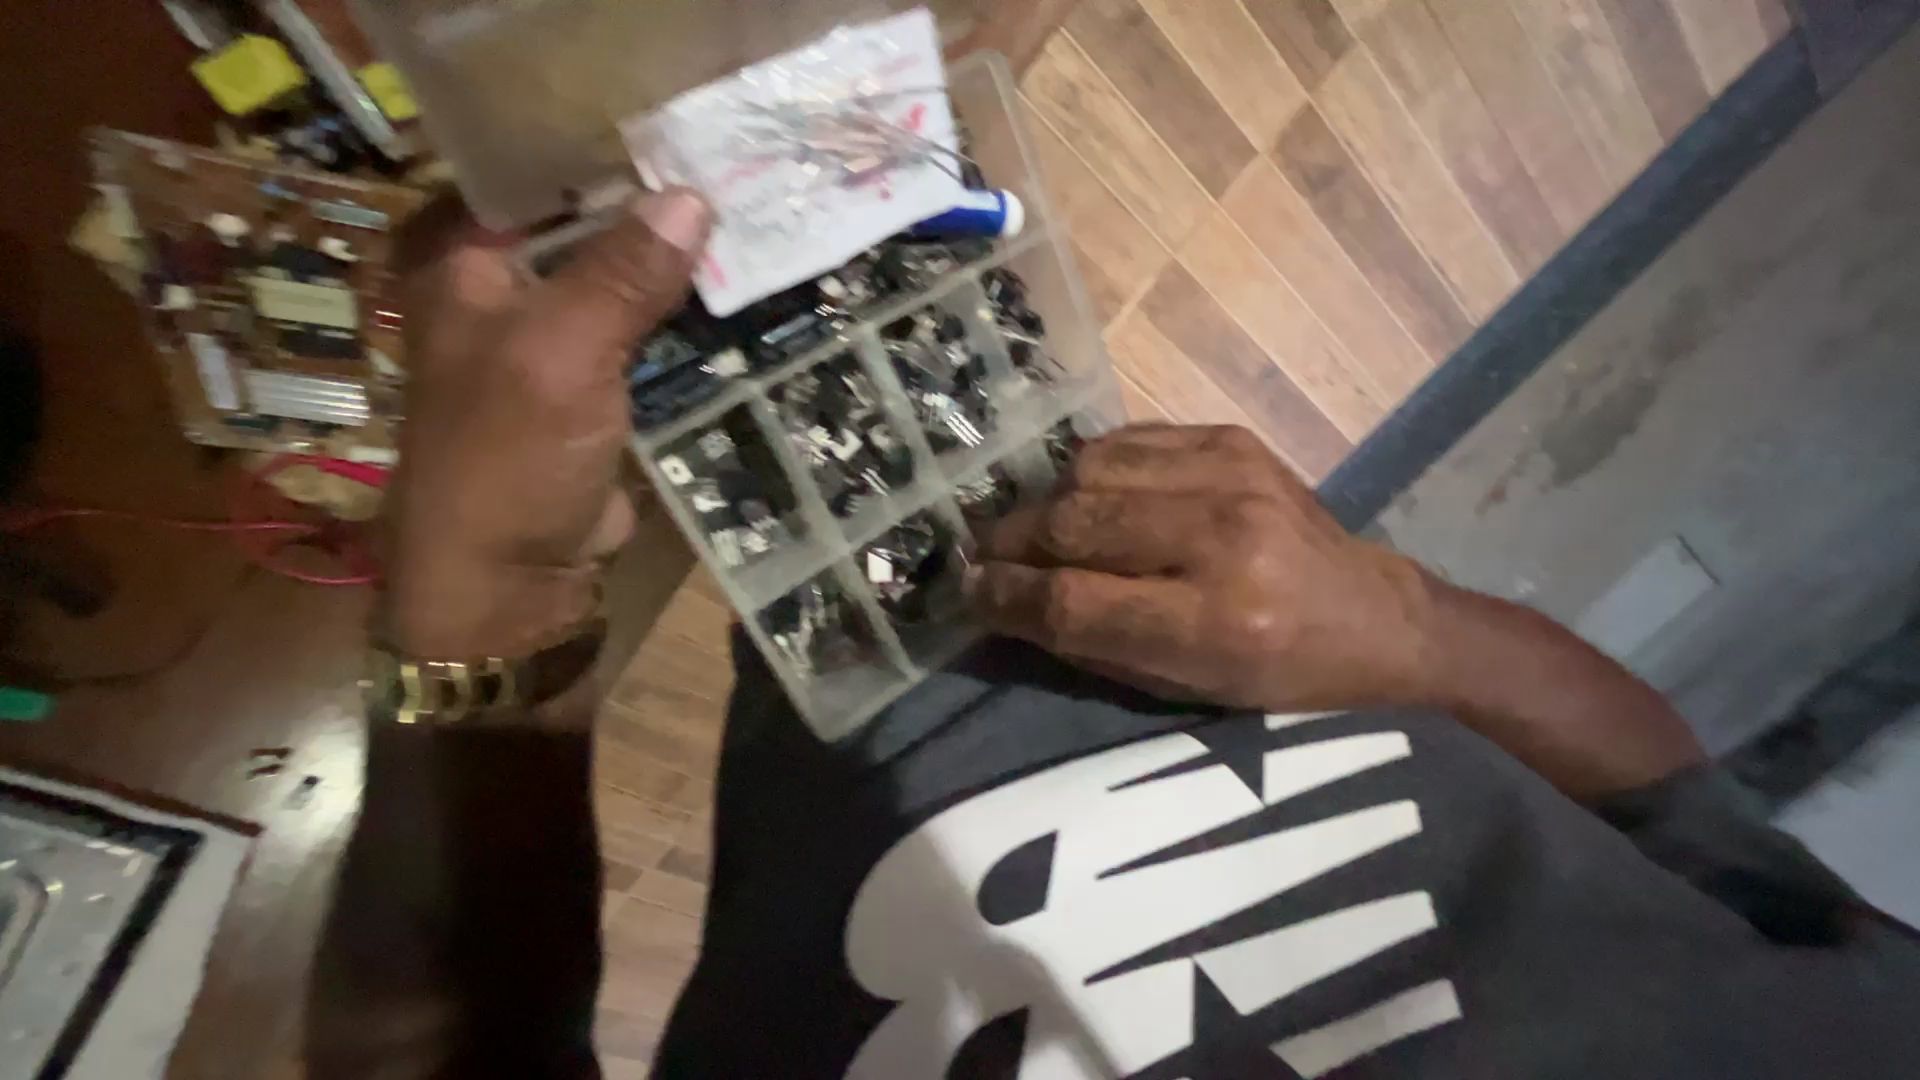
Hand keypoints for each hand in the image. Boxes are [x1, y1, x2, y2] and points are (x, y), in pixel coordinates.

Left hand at [382, 191, 711, 658]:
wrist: (513, 576)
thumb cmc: (509, 455)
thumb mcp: (561, 354)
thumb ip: (620, 276)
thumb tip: (690, 199)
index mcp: (469, 264)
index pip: (540, 179)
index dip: (608, 156)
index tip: (686, 134)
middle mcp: (510, 294)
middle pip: (591, 234)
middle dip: (659, 216)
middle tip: (739, 183)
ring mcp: (559, 346)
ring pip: (628, 290)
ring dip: (681, 273)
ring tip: (754, 232)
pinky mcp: (600, 392)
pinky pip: (649, 343)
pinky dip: (688, 328)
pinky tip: (741, 304)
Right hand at [969, 423, 1705, 796]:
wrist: (1375, 615)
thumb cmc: (1276, 673)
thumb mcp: (1184, 688)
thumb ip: (1089, 643)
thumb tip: (1004, 601)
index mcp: (1216, 622)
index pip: (1073, 602)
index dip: (1006, 597)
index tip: (968, 592)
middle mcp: (1222, 538)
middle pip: (1071, 525)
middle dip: (1009, 543)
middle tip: (980, 554)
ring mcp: (1230, 476)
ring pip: (1086, 472)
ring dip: (1045, 503)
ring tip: (1033, 527)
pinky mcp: (1231, 440)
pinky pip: (1123, 443)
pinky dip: (1087, 471)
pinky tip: (1083, 495)